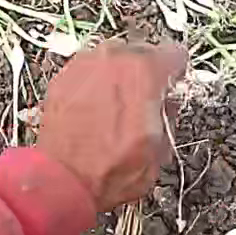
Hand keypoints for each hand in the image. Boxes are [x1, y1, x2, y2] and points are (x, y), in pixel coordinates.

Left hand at [36, 32, 186, 211]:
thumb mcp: (160, 148)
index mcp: (144, 71)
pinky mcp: (60, 80)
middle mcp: (112, 59)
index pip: (173, 54)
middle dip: (143, 73)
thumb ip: (168, 113)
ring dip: (114, 77)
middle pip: (139, 52)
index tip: (172, 85)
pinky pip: (84, 72)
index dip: (175, 73)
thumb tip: (165, 103)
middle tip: (141, 100)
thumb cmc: (110, 170)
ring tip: (114, 106)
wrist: (62, 181)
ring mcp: (82, 66)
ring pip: (109, 59)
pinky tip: (91, 109)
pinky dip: (91, 85)